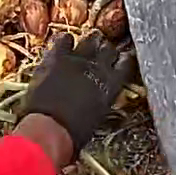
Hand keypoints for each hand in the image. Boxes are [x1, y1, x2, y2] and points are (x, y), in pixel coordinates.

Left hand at [18, 33, 133, 164]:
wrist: (50, 128)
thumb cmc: (74, 134)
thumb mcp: (97, 119)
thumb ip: (100, 104)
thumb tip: (96, 104)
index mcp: (111, 85)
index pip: (126, 65)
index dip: (124, 61)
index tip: (123, 60)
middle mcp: (98, 68)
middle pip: (108, 49)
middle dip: (107, 51)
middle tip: (102, 53)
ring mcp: (77, 60)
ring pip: (90, 41)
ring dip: (90, 42)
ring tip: (88, 43)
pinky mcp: (56, 57)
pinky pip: (64, 40)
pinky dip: (66, 41)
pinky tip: (65, 42)